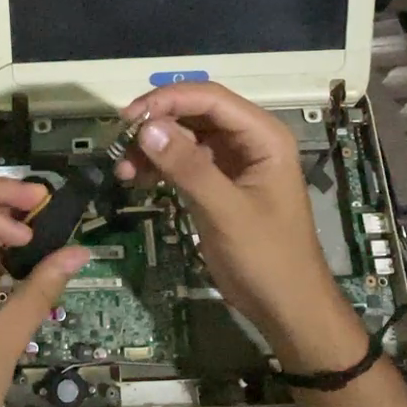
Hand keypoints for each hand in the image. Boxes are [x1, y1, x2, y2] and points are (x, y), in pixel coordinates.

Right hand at [117, 82, 365, 369]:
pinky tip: (136, 180)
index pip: (210, 98)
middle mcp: (249, 140)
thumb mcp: (226, 212)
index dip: (168, 100)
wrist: (287, 308)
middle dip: (156, 125)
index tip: (128, 118)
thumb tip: (146, 128)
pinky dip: (159, 167)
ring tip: (123, 171)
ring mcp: (233, 162)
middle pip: (194, 113)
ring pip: (184, 137)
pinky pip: (184, 162)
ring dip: (153, 148)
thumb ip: (188, 167)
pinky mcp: (218, 184)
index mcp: (263, 136)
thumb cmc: (267, 258)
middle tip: (119, 145)